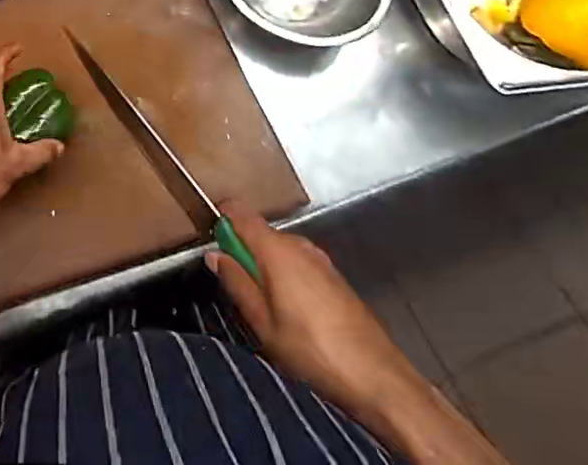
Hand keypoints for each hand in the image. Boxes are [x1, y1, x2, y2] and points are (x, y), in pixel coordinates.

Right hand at [209, 208, 506, 462]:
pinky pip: (298, 263)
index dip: (223, 218)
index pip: (241, 213)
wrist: (375, 375)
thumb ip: (236, 282)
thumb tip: (214, 255)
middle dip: (244, 252)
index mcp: (276, 249)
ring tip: (265, 310)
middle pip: (260, 233)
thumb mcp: (262, 323)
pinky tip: (292, 314)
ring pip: (280, 250)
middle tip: (236, 290)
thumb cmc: (312, 350)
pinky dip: (286, 277)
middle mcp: (299, 244)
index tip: (212, 238)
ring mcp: (319, 258)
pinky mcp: (333, 275)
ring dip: (266, 267)